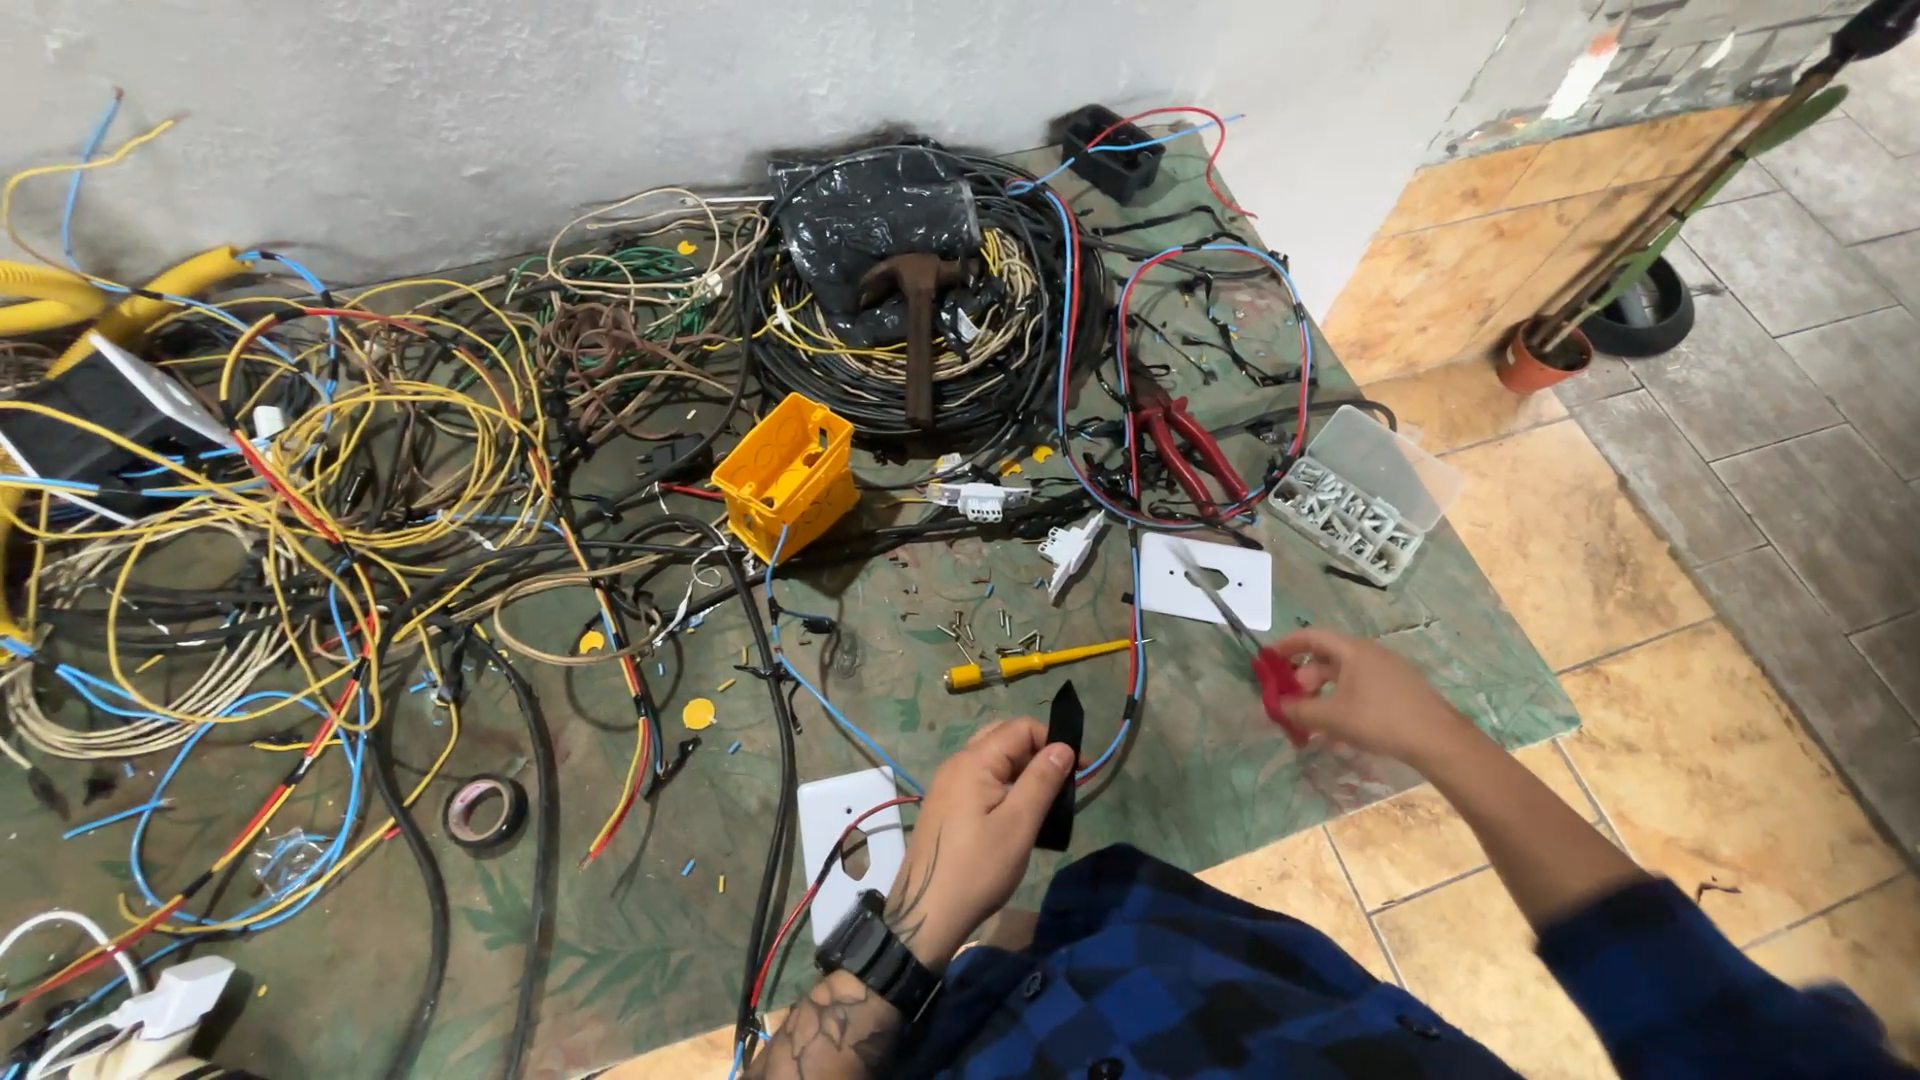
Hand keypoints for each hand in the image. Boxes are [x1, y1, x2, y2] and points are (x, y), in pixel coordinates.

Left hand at [883, 719, 1073, 971]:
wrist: (928, 913)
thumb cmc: (978, 868)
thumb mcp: (1019, 824)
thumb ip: (1042, 780)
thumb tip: (1063, 747)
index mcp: (973, 761)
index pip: (1020, 728)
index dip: (1053, 741)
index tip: (1081, 769)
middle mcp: (957, 764)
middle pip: (1004, 738)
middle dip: (1037, 752)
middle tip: (1063, 781)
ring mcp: (948, 785)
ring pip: (993, 761)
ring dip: (1022, 771)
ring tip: (1047, 801)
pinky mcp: (946, 805)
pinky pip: (981, 781)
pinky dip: (1005, 787)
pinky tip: (1020, 815)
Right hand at [1273, 627, 1481, 766]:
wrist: (1440, 741)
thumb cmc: (1380, 720)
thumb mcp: (1331, 717)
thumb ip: (1299, 709)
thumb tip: (1277, 705)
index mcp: (1353, 651)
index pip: (1312, 636)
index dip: (1287, 646)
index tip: (1269, 660)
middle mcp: (1371, 654)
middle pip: (1327, 659)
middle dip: (1304, 679)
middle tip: (1294, 701)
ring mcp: (1389, 671)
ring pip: (1345, 677)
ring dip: (1323, 695)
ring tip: (1314, 723)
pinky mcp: (1401, 690)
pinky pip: (1362, 689)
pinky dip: (1344, 703)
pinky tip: (1341, 732)